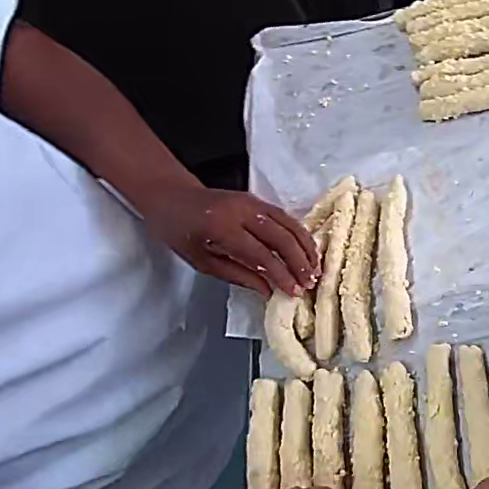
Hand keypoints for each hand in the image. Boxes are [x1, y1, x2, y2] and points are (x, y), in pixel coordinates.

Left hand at [141, 183, 319, 295]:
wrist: (173, 197)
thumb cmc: (181, 232)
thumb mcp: (202, 261)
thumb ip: (237, 275)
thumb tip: (269, 290)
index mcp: (222, 228)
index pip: (260, 253)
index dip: (281, 274)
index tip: (294, 292)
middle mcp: (242, 211)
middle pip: (281, 237)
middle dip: (299, 262)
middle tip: (310, 283)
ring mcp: (253, 202)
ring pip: (289, 224)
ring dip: (305, 248)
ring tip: (315, 269)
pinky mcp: (259, 200)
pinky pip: (286, 217)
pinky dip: (300, 235)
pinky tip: (307, 250)